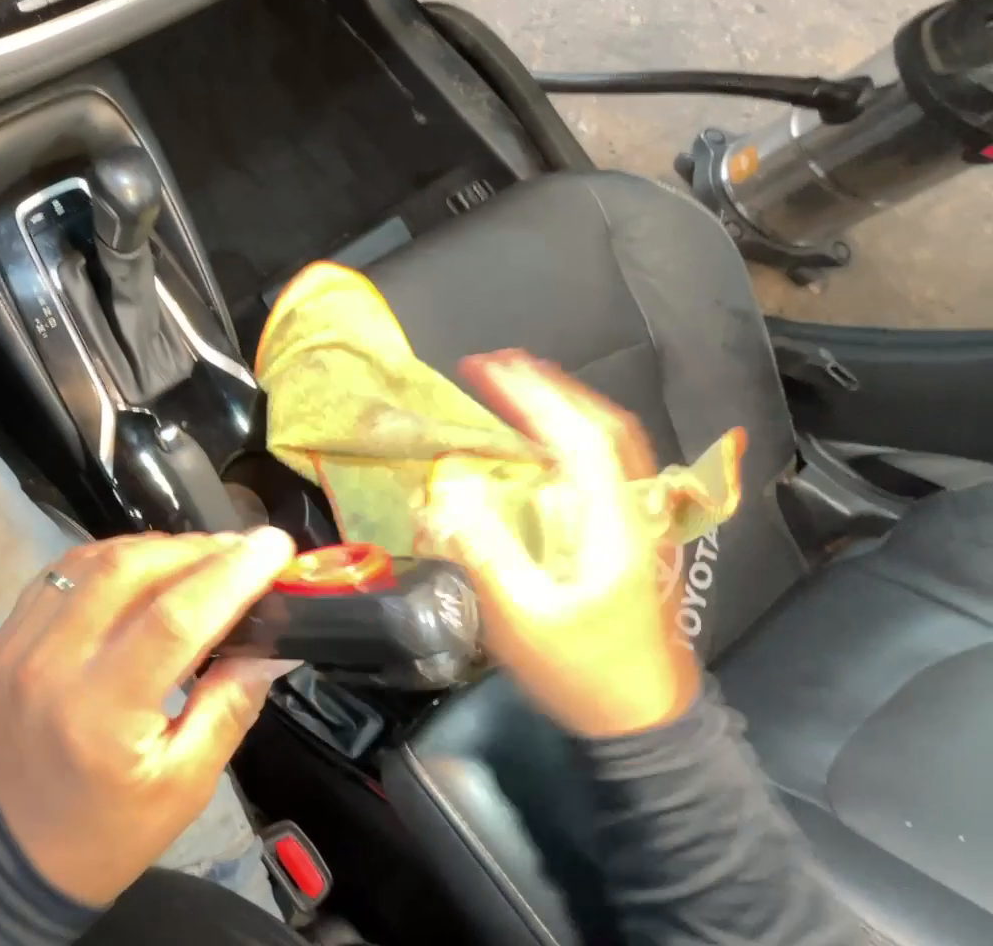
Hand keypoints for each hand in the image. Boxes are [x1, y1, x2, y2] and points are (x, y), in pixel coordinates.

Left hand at [0, 528, 298, 906]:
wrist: (25, 844)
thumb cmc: (117, 826)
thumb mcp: (187, 783)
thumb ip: (229, 706)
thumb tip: (269, 643)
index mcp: (101, 713)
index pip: (171, 619)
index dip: (228, 575)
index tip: (274, 545)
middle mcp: (51, 664)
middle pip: (127, 571)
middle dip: (193, 549)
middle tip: (241, 548)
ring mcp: (19, 643)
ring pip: (91, 560)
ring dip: (153, 548)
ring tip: (201, 554)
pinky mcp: (5, 634)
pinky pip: (62, 573)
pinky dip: (108, 559)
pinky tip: (144, 566)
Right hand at [423, 350, 700, 737]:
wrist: (641, 720)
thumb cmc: (581, 671)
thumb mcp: (522, 616)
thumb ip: (484, 551)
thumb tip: (444, 493)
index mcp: (608, 524)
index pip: (577, 437)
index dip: (532, 395)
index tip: (486, 367)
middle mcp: (627, 514)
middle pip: (603, 430)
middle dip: (551, 387)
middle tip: (498, 365)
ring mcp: (629, 527)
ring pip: (607, 448)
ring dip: (562, 408)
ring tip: (516, 387)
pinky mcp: (619, 541)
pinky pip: (596, 472)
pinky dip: (567, 440)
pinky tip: (537, 444)